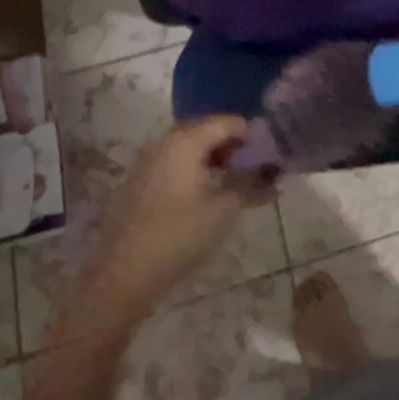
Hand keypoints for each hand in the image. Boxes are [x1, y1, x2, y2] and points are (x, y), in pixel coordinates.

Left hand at [91, 116, 274, 296]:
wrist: (123, 277)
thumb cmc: (178, 237)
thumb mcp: (224, 210)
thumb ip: (252, 186)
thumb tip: (275, 177)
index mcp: (185, 141)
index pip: (228, 122)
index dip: (254, 134)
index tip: (275, 152)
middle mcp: (164, 143)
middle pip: (208, 131)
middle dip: (236, 146)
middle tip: (260, 166)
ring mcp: (149, 163)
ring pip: (192, 149)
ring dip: (218, 160)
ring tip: (241, 182)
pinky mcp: (142, 184)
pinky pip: (177, 165)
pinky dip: (199, 172)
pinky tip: (213, 195)